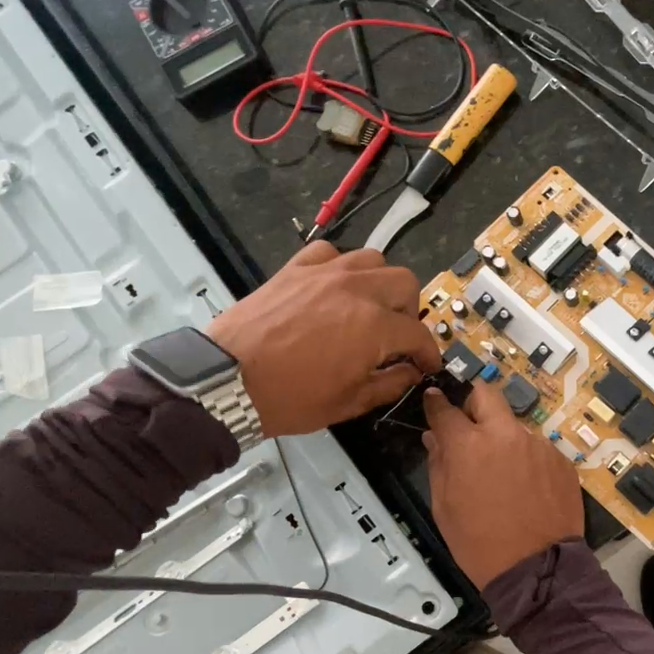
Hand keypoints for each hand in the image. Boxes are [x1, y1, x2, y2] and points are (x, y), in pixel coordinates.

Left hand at [205, 243, 441, 436]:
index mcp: (374, 326)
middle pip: (405, 283)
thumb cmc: (291, 398)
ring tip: (370, 306)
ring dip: (380, 283)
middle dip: (409, 311)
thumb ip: (391, 383)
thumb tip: (411, 371)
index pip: (419, 333)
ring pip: (373, 260)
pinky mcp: (295, 268)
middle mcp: (356, 290)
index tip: (425, 364)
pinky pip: (330, 252)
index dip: (428, 352)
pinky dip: (340, 267)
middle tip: (398, 334)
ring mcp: (324, 274)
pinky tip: (334, 288)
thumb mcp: (350, 402)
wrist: (226, 383)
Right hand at [422, 382, 583, 588]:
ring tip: (505, 475)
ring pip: (515, 427)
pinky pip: (538, 451)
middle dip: (474, 402)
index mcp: (469, 445)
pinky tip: (528, 489)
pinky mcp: (561, 460)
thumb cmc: (479, 544)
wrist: (536, 569)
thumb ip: (439, 465)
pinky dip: (529, 461)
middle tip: (471, 424)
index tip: (435, 401)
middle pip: (487, 395)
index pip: (445, 409)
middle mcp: (506, 435)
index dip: (437, 404)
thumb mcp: (444, 508)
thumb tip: (435, 438)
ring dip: (505, 440)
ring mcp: (538, 445)